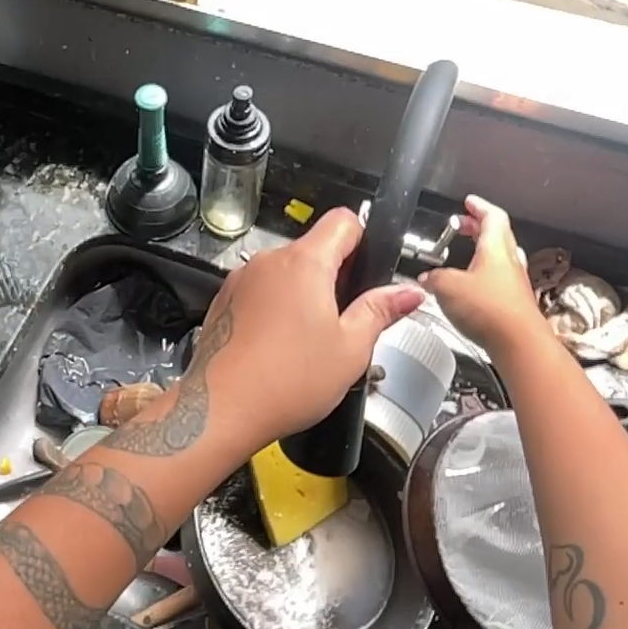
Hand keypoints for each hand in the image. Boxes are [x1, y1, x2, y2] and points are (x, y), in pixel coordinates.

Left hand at [198, 208, 425, 450]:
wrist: (221, 407)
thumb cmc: (284, 381)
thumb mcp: (350, 349)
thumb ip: (380, 311)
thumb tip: (406, 293)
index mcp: (304, 263)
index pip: (342, 221)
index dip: (363, 241)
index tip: (368, 271)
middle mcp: (268, 262)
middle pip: (313, 250)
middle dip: (334, 278)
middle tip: (345, 322)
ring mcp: (242, 280)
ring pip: (285, 273)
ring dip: (303, 295)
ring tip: (311, 342)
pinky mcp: (225, 300)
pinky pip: (260, 292)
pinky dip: (275, 309)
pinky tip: (282, 346)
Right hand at [422, 195, 547, 355]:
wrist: (519, 344)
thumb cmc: (491, 311)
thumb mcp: (447, 287)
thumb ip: (433, 278)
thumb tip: (426, 278)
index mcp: (496, 249)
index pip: (492, 217)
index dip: (479, 206)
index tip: (469, 202)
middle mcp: (509, 263)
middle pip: (498, 236)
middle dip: (478, 228)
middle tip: (462, 226)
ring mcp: (514, 284)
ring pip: (499, 260)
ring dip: (482, 253)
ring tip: (463, 257)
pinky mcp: (513, 305)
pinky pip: (497, 282)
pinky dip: (482, 278)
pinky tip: (467, 290)